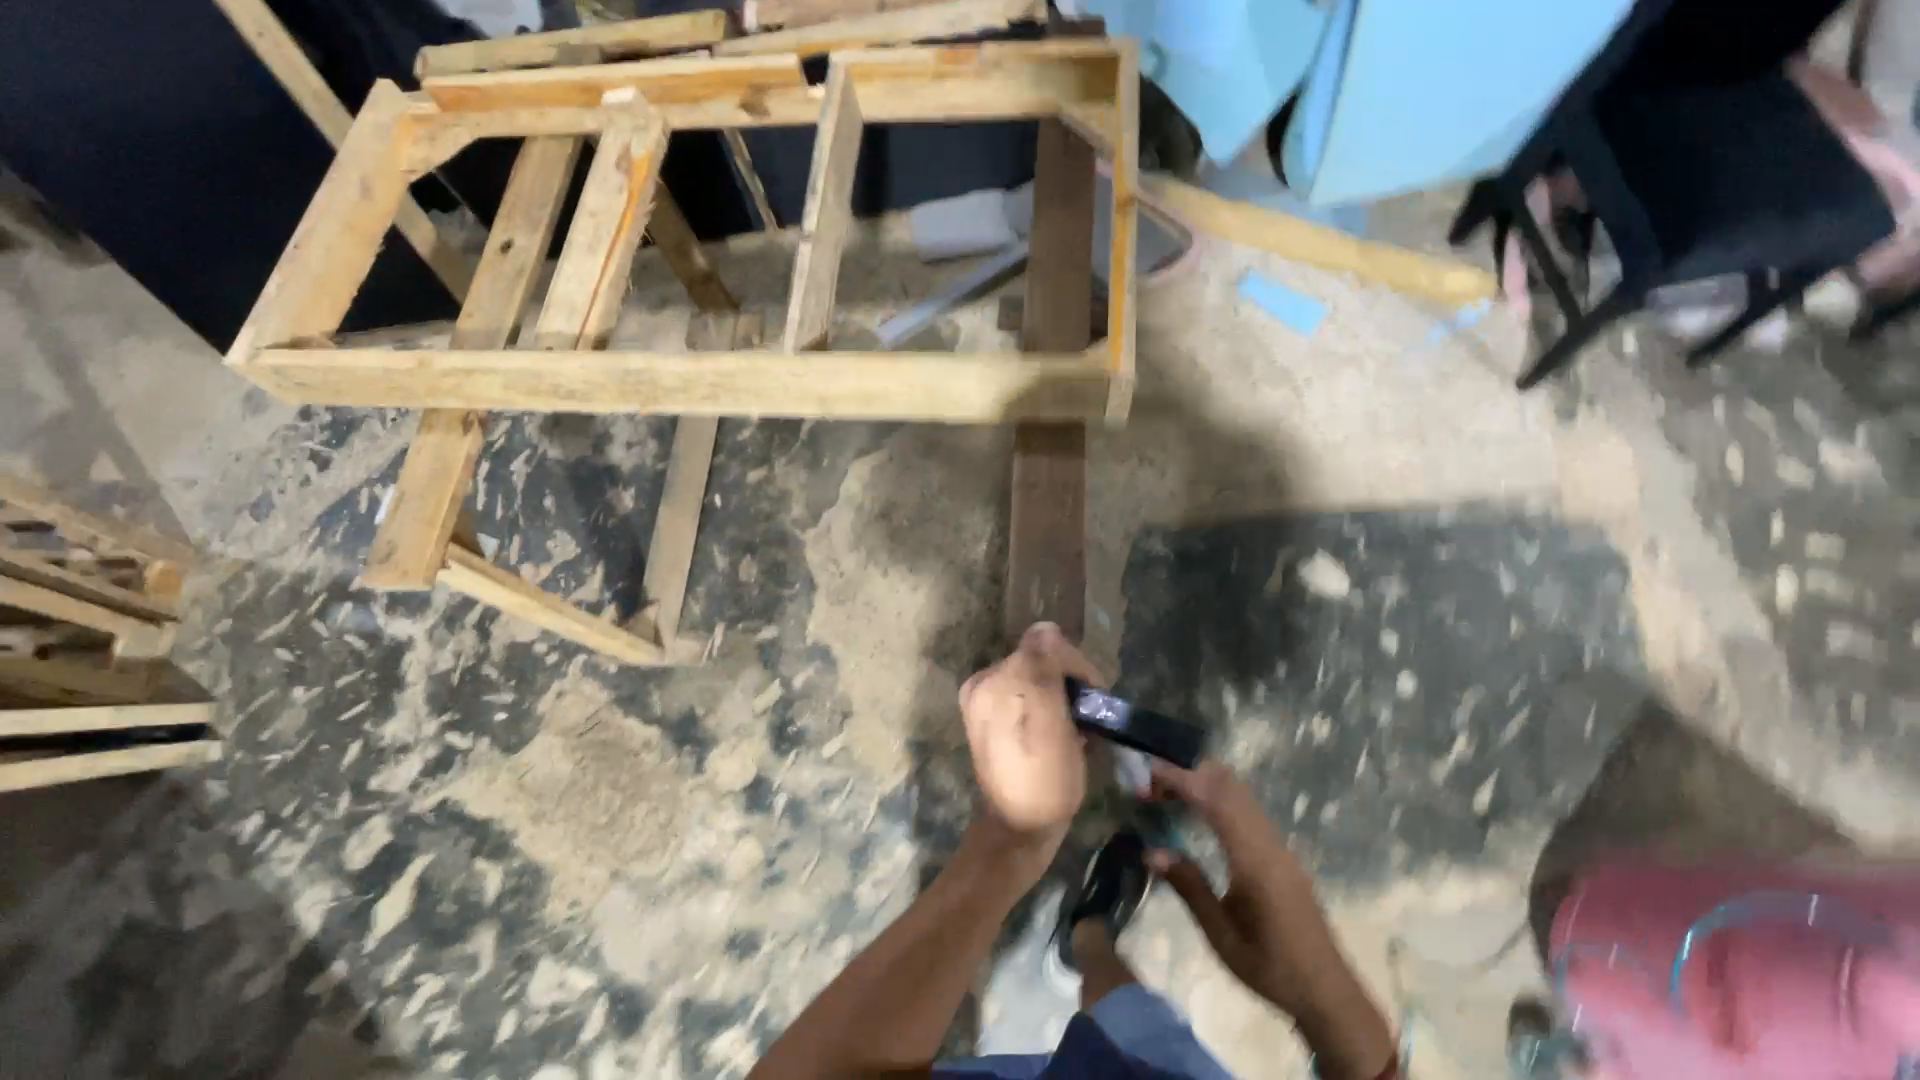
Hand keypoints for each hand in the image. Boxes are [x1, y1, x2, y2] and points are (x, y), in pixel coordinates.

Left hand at [957, 623, 1097, 852]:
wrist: (1020, 830)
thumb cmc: (1045, 783)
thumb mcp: (1052, 727)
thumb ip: (1045, 673)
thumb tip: (1045, 627)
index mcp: (992, 682)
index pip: (1047, 649)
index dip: (1078, 672)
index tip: (1095, 704)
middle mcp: (982, 683)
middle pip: (1041, 661)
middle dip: (1071, 686)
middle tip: (1088, 723)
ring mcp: (983, 700)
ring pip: (1039, 678)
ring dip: (1064, 699)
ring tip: (1078, 732)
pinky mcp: (991, 716)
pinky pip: (1029, 695)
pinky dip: (1050, 709)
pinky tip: (1062, 734)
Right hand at [1148, 761, 1395, 1079]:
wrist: (1327, 991)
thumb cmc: (1270, 967)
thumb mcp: (1221, 935)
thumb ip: (1189, 888)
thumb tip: (1151, 851)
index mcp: (1254, 860)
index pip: (1214, 800)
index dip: (1180, 780)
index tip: (1146, 774)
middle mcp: (1269, 843)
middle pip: (1230, 785)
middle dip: (1189, 774)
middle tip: (1152, 787)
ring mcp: (1280, 848)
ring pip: (1241, 795)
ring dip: (1204, 785)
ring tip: (1167, 797)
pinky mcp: (1282, 856)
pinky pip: (1248, 811)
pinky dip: (1219, 799)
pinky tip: (1199, 817)